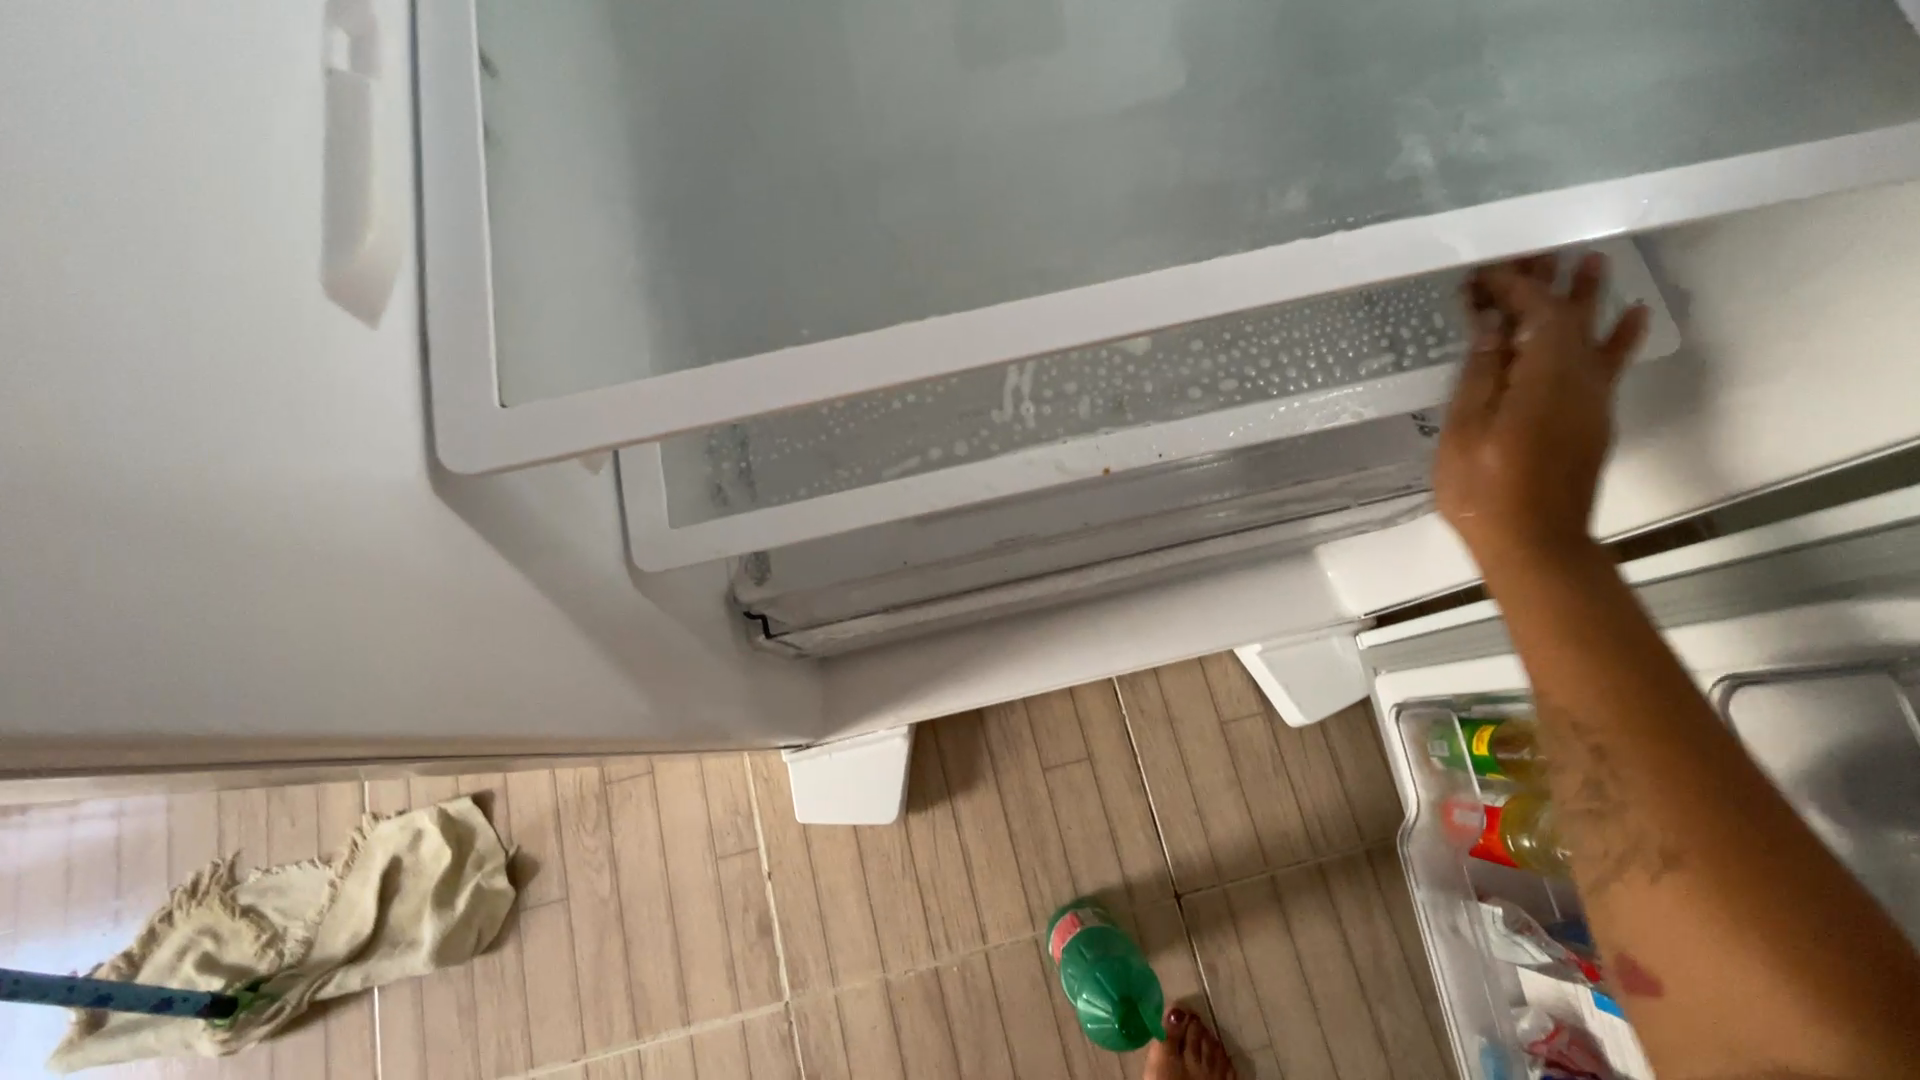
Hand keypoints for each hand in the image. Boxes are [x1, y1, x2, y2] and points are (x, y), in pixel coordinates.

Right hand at [1434, 252, 1649, 563]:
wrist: (1535, 543)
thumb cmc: (1484, 491)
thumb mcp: (1465, 430)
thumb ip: (1482, 373)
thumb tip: (1494, 324)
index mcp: (1540, 377)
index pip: (1534, 313)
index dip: (1511, 288)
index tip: (1482, 275)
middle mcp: (1576, 379)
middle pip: (1568, 317)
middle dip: (1549, 283)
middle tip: (1537, 252)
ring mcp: (1591, 400)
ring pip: (1594, 335)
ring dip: (1591, 297)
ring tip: (1592, 262)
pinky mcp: (1594, 421)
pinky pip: (1612, 364)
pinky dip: (1619, 336)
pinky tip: (1631, 316)